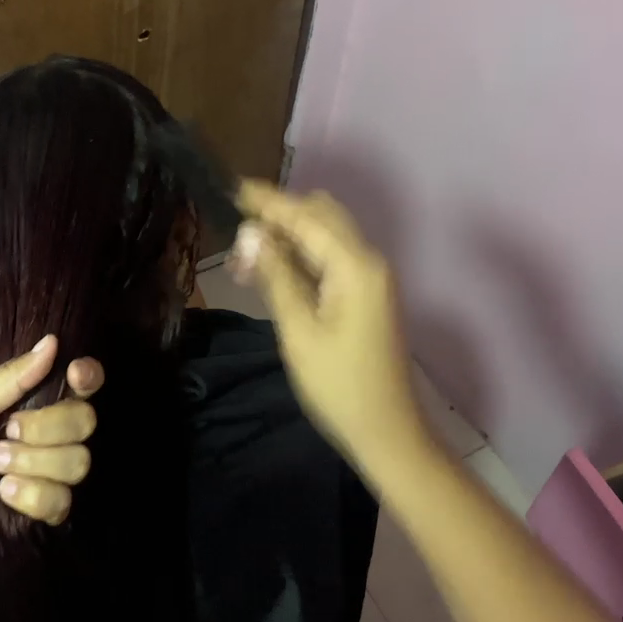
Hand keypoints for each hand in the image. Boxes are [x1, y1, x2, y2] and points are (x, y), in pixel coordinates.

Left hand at [0, 335, 103, 599]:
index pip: (81, 381)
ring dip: (32, 464)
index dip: (87, 375)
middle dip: (45, 427)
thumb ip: (7, 378)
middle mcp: (50, 434)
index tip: (74, 375)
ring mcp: (54, 475)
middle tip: (6, 434)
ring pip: (78, 460)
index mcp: (31, 402)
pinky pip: (63, 500)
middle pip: (84, 419)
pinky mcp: (52, 513)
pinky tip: (3, 498)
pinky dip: (29, 497)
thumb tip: (52, 341)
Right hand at [231, 180, 427, 464]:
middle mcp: (367, 260)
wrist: (388, 434)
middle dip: (278, 215)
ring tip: (245, 257)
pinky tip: (269, 270)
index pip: (305, 216)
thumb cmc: (339, 385)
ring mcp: (369, 277)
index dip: (268, 201)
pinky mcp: (364, 294)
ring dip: (286, 236)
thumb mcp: (298, 330)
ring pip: (323, 235)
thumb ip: (275, 275)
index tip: (234, 187)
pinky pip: (328, 257)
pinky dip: (299, 255)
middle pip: (319, 215)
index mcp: (355, 266)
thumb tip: (251, 234)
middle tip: (238, 231)